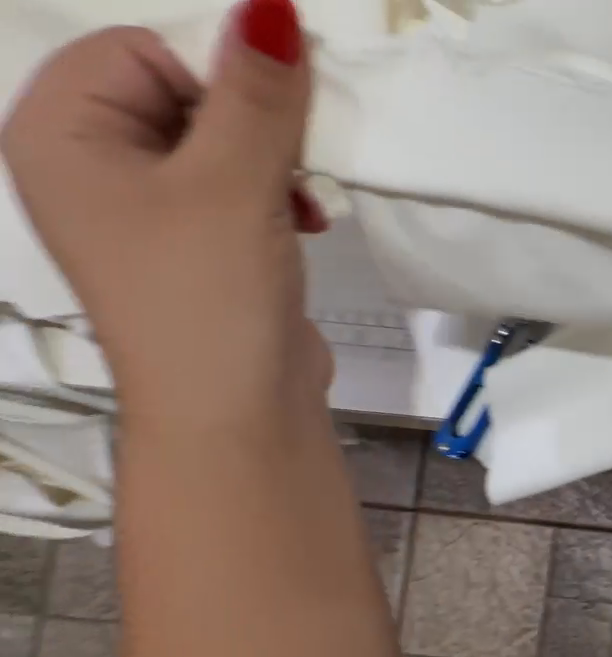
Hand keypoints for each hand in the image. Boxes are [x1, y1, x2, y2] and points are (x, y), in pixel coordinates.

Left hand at [0, 0, 329, 432]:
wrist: (236, 410)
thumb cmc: (211, 293)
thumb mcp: (234, 185)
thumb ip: (258, 96)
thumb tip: (270, 5)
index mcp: (59, 132)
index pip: (138, 50)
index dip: (217, 78)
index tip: (275, 128)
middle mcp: (87, 164)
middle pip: (181, 96)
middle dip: (253, 128)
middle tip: (292, 172)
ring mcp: (143, 212)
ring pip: (218, 147)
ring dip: (273, 167)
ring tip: (300, 208)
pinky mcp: (196, 249)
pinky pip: (234, 192)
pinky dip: (275, 201)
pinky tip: (301, 228)